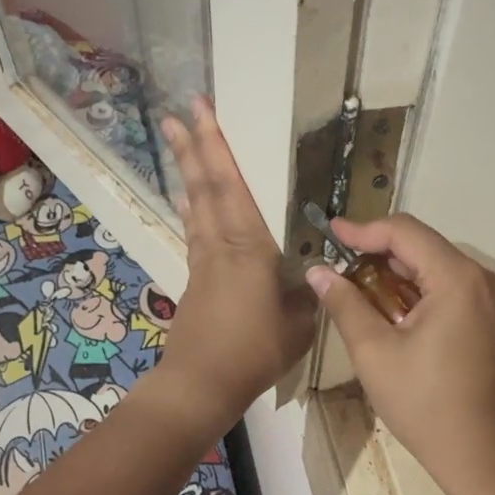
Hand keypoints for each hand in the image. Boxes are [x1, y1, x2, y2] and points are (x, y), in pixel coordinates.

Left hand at [149, 97, 316, 427]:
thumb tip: (317, 276)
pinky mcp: (194, 282)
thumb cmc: (254, 353)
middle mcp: (221, 245)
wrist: (201, 383)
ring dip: (187, 172)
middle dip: (194, 146)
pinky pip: (194, 233)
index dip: (217, 146)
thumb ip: (307, 296)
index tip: (203, 110)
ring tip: (176, 141)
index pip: (232, 186)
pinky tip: (189, 203)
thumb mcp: (298, 326)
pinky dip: (191, 210)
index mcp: (249, 248)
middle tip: (179, 110)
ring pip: (195, 206)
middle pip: (205, 186)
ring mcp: (203, 263)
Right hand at [307, 214, 494, 494]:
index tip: (330, 235)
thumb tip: (319, 272)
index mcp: (456, 278)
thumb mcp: (375, 354)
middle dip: (378, 257)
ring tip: (360, 301)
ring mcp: (492, 303)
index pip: (404, 232)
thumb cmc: (427, 405)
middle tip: (339, 275)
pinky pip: (450, 294)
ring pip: (436, 272)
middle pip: (423, 248)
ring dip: (396, 280)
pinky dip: (418, 298)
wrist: (488, 456)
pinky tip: (394, 323)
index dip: (362, 229)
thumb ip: (345, 305)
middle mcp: (481, 280)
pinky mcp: (492, 325)